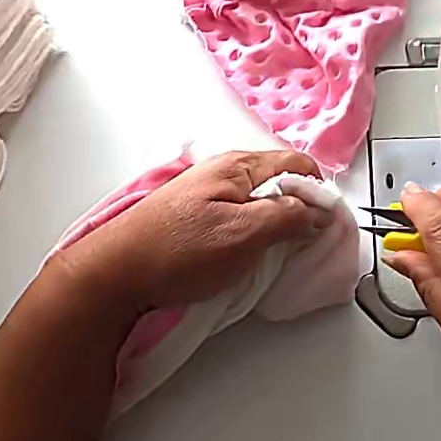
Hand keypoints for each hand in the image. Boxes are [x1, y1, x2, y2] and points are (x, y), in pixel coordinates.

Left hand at [55, 150, 331, 318]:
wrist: (115, 275)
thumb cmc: (177, 251)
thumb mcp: (244, 234)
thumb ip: (288, 217)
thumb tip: (318, 211)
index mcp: (238, 166)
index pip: (298, 165)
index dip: (319, 191)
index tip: (325, 223)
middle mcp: (224, 171)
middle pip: (280, 181)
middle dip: (299, 208)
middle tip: (301, 242)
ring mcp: (209, 193)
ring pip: (261, 200)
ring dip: (276, 223)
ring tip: (274, 252)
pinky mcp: (197, 215)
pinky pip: (241, 215)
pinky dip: (254, 231)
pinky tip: (248, 254)